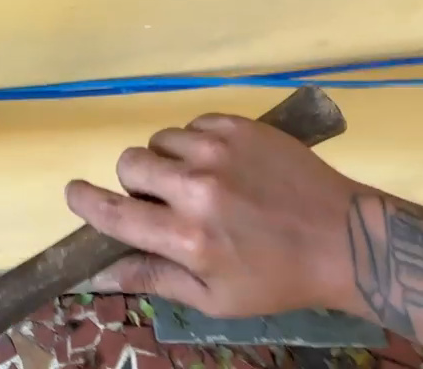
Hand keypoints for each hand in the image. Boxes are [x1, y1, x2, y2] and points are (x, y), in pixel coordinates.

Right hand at [65, 112, 363, 317]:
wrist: (347, 239)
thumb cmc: (277, 278)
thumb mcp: (215, 298)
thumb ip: (152, 278)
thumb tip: (96, 275)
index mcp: (189, 238)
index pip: (115, 212)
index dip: (86, 200)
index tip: (74, 192)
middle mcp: (197, 189)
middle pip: (129, 163)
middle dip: (137, 181)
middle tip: (166, 199)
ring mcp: (217, 150)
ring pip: (159, 140)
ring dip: (168, 160)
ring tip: (202, 181)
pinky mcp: (235, 125)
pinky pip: (190, 124)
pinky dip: (196, 143)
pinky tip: (225, 165)